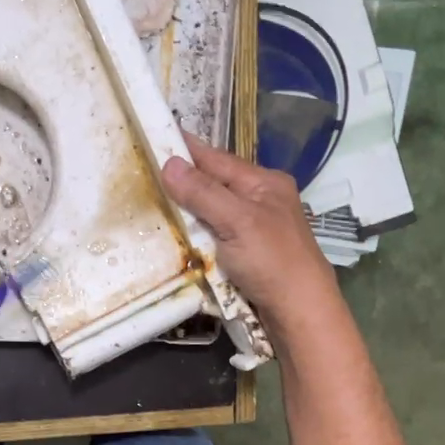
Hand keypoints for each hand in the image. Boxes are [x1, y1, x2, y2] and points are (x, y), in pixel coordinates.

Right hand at [161, 131, 334, 314]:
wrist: (298, 310)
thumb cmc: (272, 261)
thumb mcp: (237, 222)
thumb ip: (203, 193)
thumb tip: (169, 163)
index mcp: (264, 183)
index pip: (217, 159)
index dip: (188, 149)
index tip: (158, 133)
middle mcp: (260, 201)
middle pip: (214, 183)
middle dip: (184, 177)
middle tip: (146, 169)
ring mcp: (253, 228)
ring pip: (212, 209)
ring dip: (187, 207)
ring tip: (154, 199)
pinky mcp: (245, 254)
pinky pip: (213, 234)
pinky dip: (195, 232)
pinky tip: (178, 234)